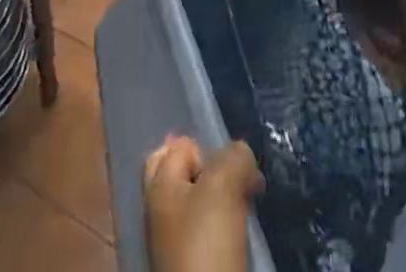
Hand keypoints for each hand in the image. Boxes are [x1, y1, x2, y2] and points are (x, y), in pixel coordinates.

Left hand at [145, 137, 262, 271]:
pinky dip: (225, 226)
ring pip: (199, 203)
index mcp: (159, 185)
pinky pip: (207, 232)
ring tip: (247, 206)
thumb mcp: (221, 187)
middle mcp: (160, 208)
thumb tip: (241, 155)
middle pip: (185, 175)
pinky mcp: (191, 264)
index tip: (231, 166)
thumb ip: (232, 158)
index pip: (175, 147)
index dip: (205, 149)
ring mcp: (173, 240)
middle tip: (239, 182)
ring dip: (224, 199)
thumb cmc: (206, 243)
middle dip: (215, 173)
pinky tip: (240, 233)